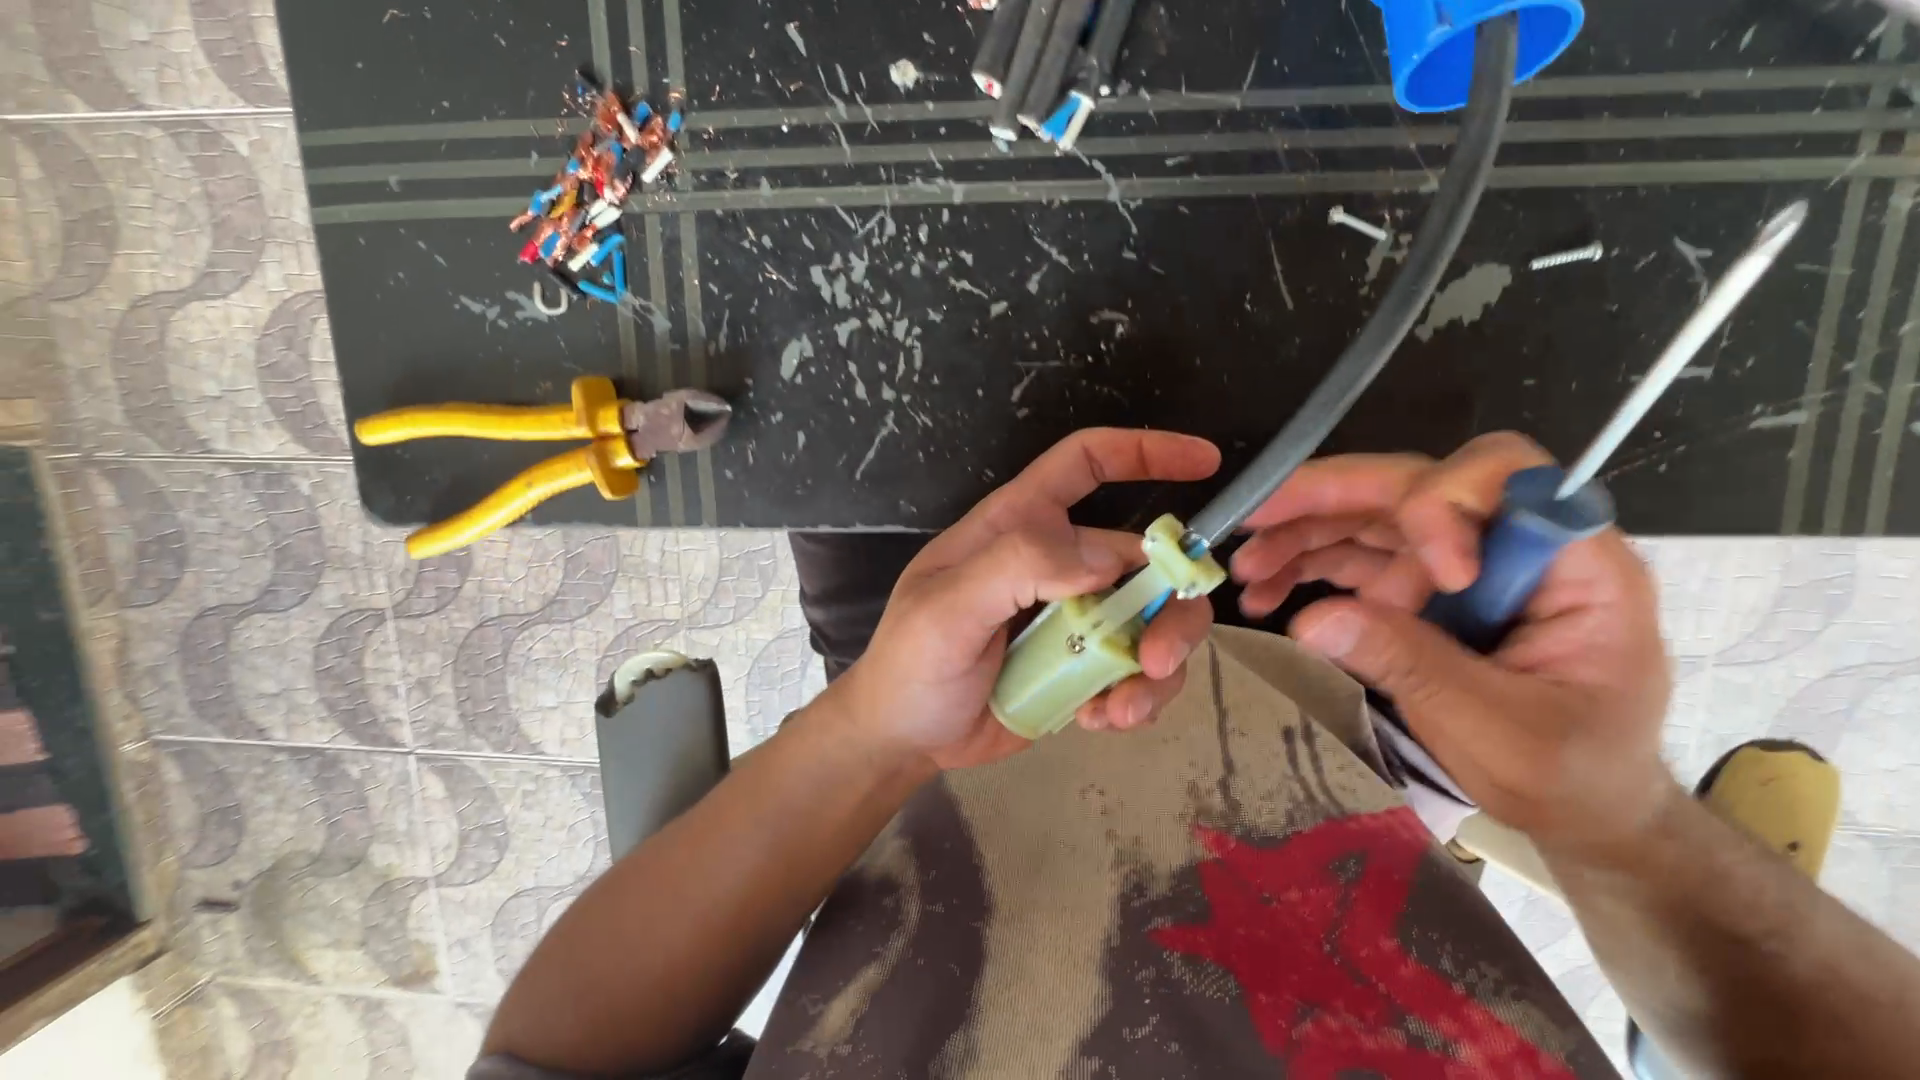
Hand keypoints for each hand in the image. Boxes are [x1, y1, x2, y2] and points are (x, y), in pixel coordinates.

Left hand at [831, 429, 1220, 770]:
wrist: (906, 739)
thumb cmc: (911, 664)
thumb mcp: (945, 610)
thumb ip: (1016, 568)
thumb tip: (1107, 556)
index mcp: (1019, 526)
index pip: (1085, 463)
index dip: (1145, 451)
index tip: (1205, 461)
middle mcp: (1058, 564)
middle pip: (1147, 559)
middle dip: (1170, 608)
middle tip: (1157, 661)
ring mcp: (1077, 618)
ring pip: (1157, 620)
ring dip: (1157, 666)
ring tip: (1119, 709)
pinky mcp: (1086, 668)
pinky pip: (1141, 672)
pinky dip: (1136, 698)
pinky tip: (1098, 720)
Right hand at [1229, 432, 1674, 854]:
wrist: (1579, 806)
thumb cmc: (1569, 774)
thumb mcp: (1496, 728)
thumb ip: (1410, 665)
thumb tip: (1310, 620)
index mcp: (1572, 563)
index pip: (1504, 478)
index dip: (1445, 505)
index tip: (1440, 579)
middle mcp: (1511, 543)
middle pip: (1414, 486)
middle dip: (1329, 501)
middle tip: (1254, 518)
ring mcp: (1463, 562)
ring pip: (1373, 517)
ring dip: (1304, 536)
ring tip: (1246, 570)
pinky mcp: (1426, 587)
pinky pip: (1360, 557)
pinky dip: (1309, 570)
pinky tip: (1266, 595)